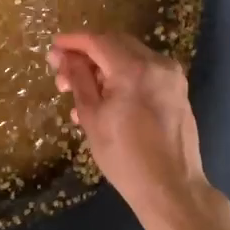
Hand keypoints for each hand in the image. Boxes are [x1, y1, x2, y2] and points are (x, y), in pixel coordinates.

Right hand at [49, 32, 215, 216]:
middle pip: (115, 44)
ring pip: (129, 57)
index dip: (72, 42)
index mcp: (134, 69)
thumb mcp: (92, 116)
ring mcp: (171, 76)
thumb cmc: (125, 156)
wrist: (171, 188)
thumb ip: (77, 78)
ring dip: (103, 67)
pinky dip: (121, 77)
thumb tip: (62, 55)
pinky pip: (143, 72)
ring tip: (80, 93)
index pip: (97, 41)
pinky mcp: (177, 90)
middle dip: (87, 55)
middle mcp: (157, 64)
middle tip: (63, 74)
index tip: (53, 48)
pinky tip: (104, 100)